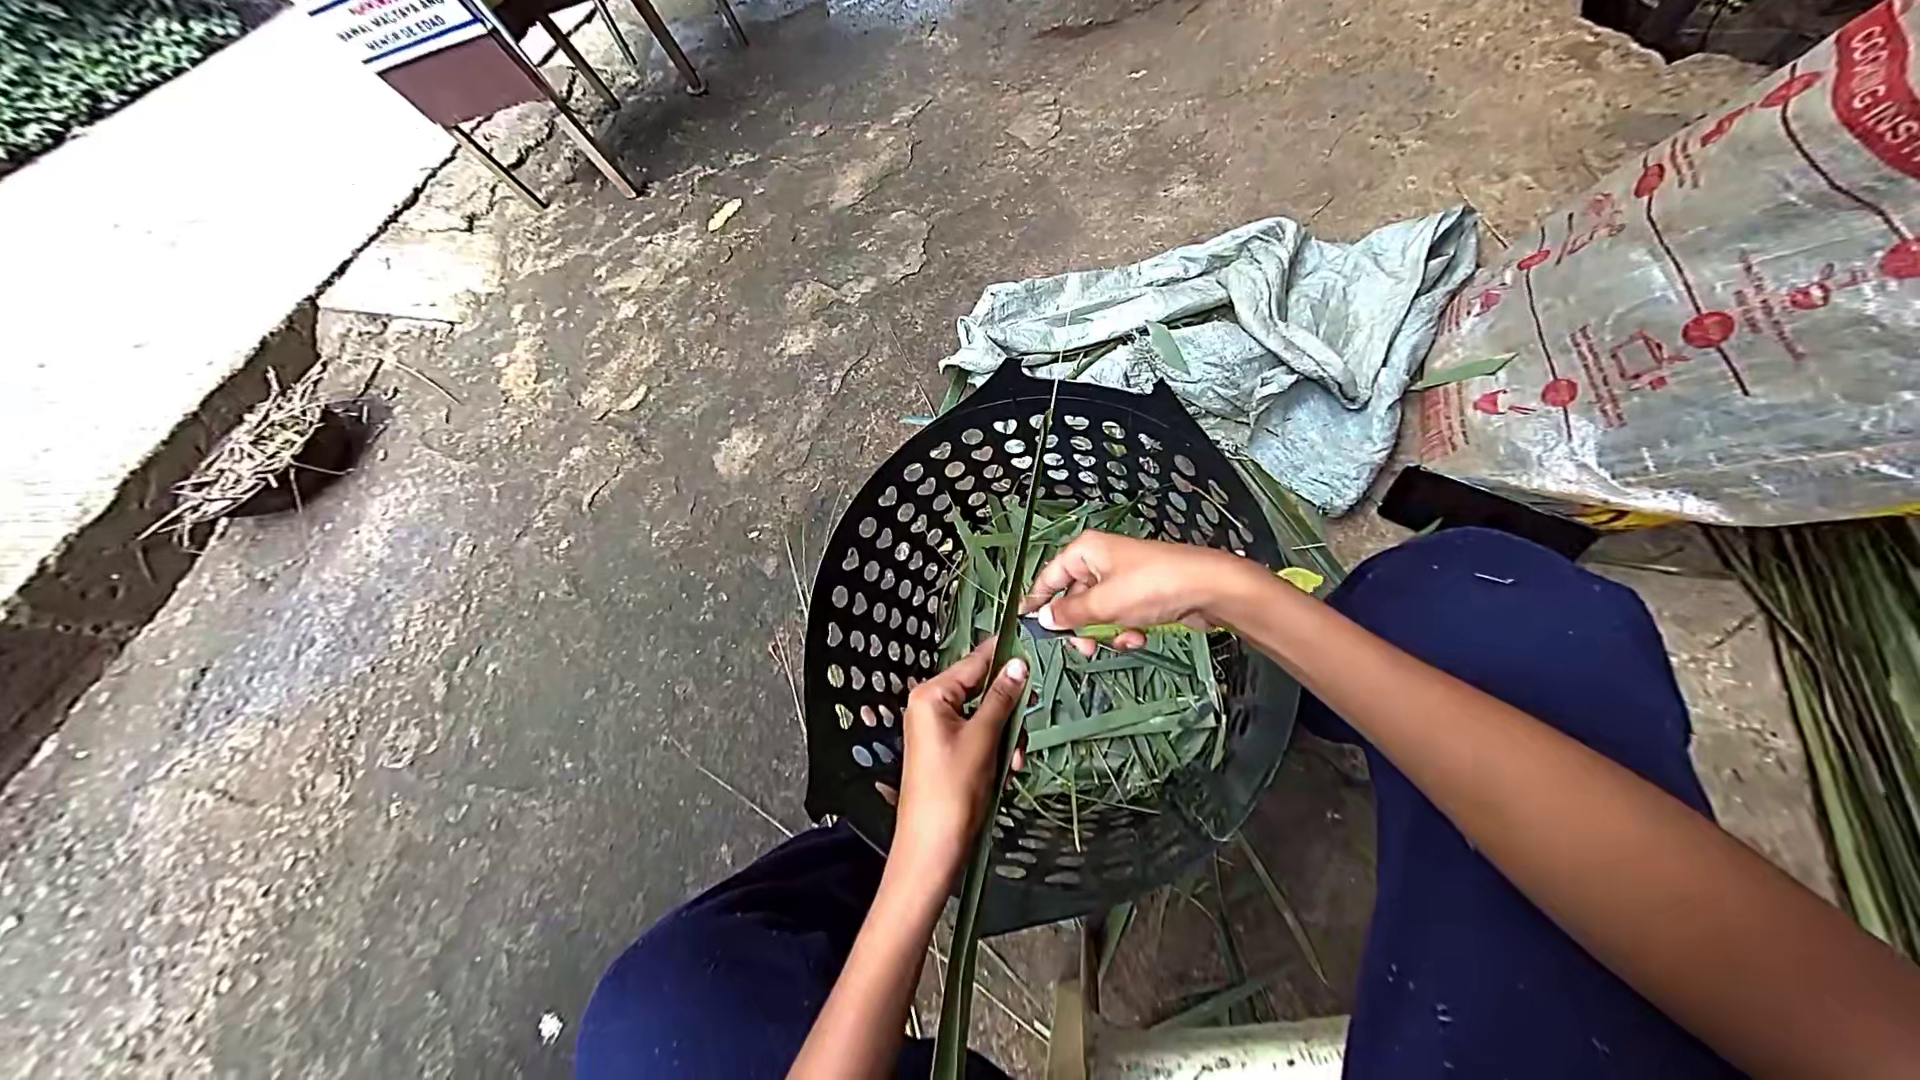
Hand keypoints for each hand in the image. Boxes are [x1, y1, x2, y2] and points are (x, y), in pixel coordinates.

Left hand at [895, 640, 1027, 884]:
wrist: (933, 850)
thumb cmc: (953, 790)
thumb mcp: (983, 739)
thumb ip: (1002, 698)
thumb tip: (1019, 663)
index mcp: (931, 695)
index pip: (974, 661)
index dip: (1004, 656)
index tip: (1034, 649)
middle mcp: (932, 706)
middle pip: (983, 690)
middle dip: (1008, 712)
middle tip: (1023, 731)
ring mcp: (940, 729)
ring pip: (988, 716)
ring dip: (1007, 736)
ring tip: (1012, 763)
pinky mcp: (949, 751)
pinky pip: (982, 737)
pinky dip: (998, 750)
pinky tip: (1005, 772)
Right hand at [1021, 531, 1258, 647]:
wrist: (1208, 588)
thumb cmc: (1151, 586)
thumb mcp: (1103, 604)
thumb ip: (1069, 614)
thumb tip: (1043, 619)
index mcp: (1085, 552)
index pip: (1049, 576)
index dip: (1038, 601)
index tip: (1028, 624)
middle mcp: (1101, 560)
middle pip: (1074, 598)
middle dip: (1080, 625)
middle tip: (1084, 647)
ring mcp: (1123, 578)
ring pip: (1098, 612)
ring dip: (1106, 632)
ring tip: (1121, 640)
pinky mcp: (1142, 594)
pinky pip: (1120, 615)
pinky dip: (1126, 629)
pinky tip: (1139, 636)